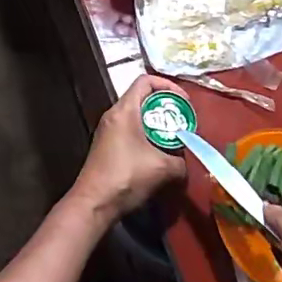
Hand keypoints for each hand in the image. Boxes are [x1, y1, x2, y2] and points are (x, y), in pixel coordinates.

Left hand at [67, 74, 187, 219]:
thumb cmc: (127, 177)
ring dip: (156, 122)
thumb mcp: (164, 168)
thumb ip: (181, 160)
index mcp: (124, 111)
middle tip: (183, 121)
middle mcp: (113, 115)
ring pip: (136, 115)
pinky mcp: (106, 144)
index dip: (168, 85)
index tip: (185, 101)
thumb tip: (186, 160)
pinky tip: (158, 152)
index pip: (145, 81)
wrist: (95, 201)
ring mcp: (107, 129)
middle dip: (165, 106)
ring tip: (175, 137)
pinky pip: (130, 129)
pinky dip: (146, 134)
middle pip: (141, 97)